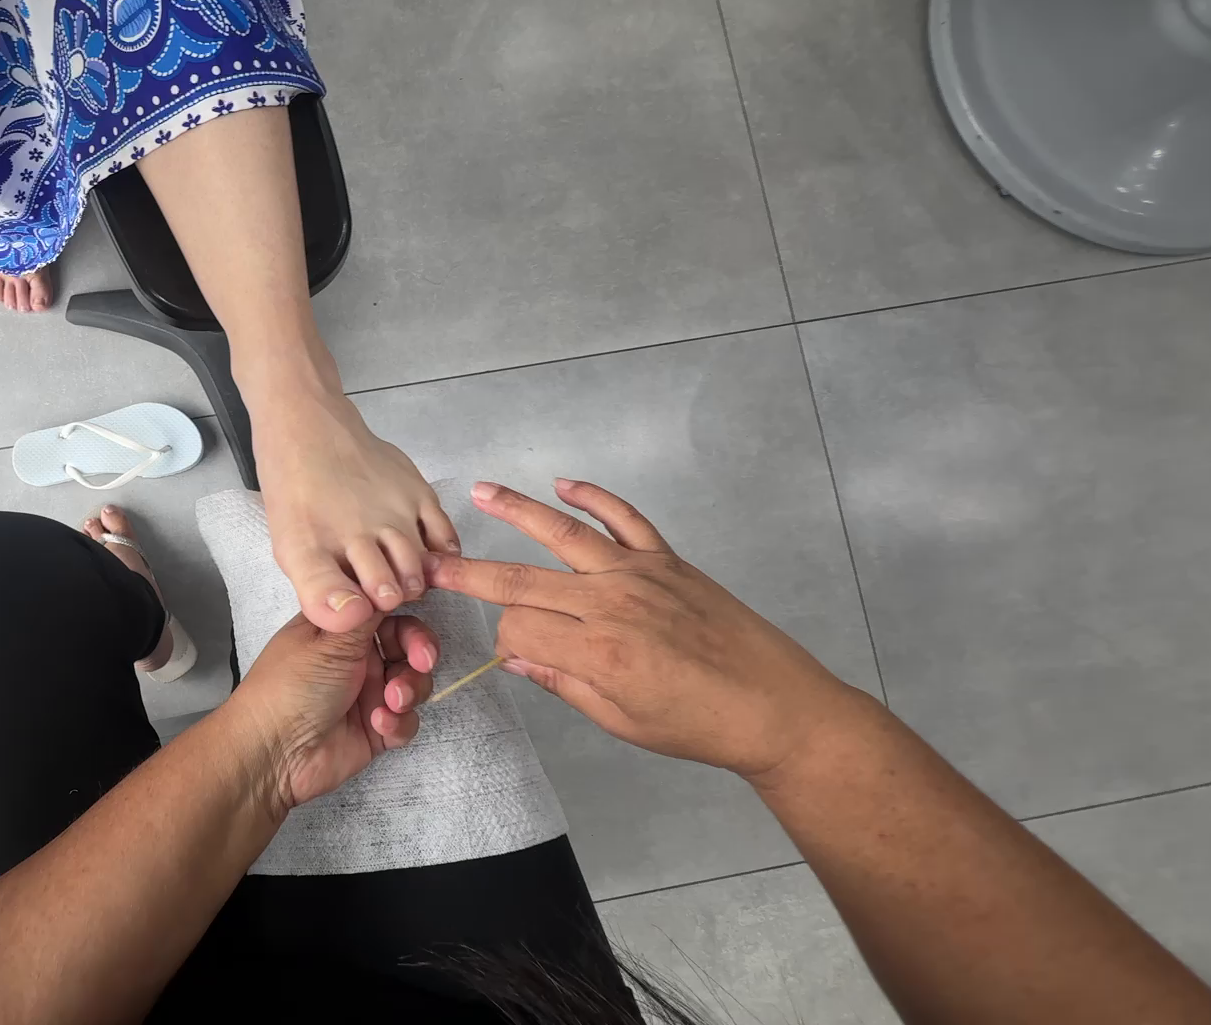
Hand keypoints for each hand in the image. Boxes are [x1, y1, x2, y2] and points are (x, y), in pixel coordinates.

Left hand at [224, 613, 437, 810]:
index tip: (424, 609)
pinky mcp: (376, 729)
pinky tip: (378, 725)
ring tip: (391, 701)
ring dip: (410, 689)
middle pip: (408, 644)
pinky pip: (406, 720)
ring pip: (413, 682)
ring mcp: (367, 693)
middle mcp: (357, 657)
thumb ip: (367, 611)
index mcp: (340, 629)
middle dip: (421, 650)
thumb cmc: (291, 686)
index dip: (407, 608)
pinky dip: (398, 722)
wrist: (274, 752)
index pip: (385, 608)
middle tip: (422, 661)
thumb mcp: (330, 641)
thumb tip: (391, 579)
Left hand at [251, 393, 458, 631]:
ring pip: (418, 567)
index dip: (353, 614)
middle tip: (384, 594)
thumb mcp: (291, 545)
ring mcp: (393, 510)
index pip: (339, 603)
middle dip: (390, 600)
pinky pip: (444, 535)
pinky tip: (427, 555)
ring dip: (414, 580)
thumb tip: (354, 617)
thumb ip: (316, 588)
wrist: (310, 429)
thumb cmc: (297, 494)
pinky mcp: (418, 491)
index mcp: (314, 548)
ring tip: (402, 576)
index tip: (358, 608)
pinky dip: (440, 554)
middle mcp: (357, 531)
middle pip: (392, 590)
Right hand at [424, 479, 865, 781]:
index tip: (515, 654)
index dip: (505, 642)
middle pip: (521, 580)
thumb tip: (513, 656)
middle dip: (470, 573)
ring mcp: (638, 573)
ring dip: (515, 511)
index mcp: (597, 650)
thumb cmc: (697, 726)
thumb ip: (561, 682)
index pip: (518, 628)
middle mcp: (610, 602)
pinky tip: (563, 485)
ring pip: (563, 533)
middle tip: (431, 564)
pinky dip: (594, 498)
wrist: (780, 709)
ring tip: (480, 493)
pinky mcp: (666, 560)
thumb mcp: (620, 720)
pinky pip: (625, 518)